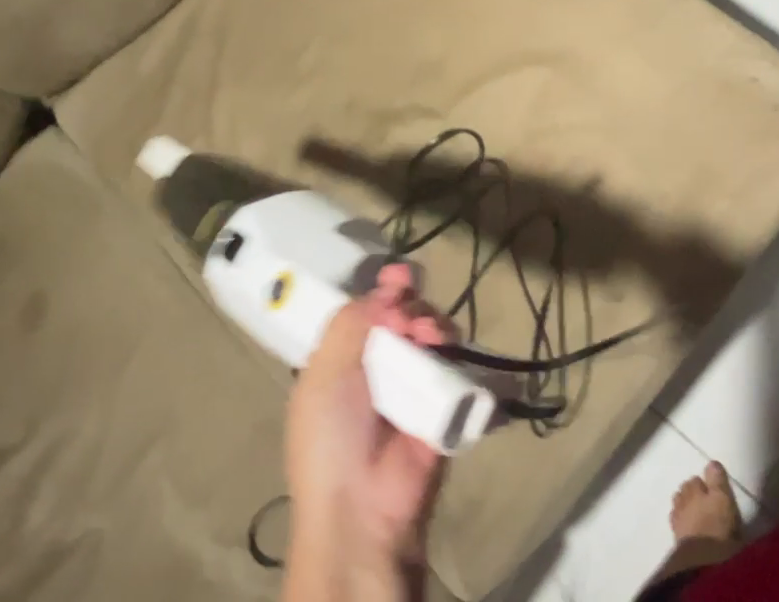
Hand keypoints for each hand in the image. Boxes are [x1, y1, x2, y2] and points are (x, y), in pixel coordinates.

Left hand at [285, 264, 451, 556]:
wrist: (363, 503)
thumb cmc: (330, 438)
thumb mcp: (323, 374)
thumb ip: (352, 322)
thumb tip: (387, 286)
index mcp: (342, 363)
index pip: (367, 313)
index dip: (382, 291)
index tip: (397, 275)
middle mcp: (380, 367)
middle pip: (403, 315)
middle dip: (407, 304)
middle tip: (404, 315)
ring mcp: (415, 382)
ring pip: (431, 332)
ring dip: (429, 321)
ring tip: (423, 332)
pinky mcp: (447, 398)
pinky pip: (455, 360)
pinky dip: (450, 345)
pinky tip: (441, 345)